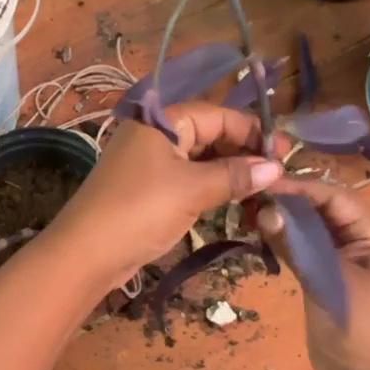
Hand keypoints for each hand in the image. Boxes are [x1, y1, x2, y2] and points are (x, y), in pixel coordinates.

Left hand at [44, 102, 284, 287]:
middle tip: (277, 175)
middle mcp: (155, 135)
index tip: (283, 153)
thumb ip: (235, 175)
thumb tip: (276, 167)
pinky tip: (236, 201)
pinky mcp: (148, 190)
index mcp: (162, 122)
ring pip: (200, 159)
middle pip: (209, 134)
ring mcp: (149, 164)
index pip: (217, 115)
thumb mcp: (192, 190)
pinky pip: (188, 180)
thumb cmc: (140, 211)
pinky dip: (212, 188)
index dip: (251, 131)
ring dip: (231, 172)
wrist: (86, 254)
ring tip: (264, 190)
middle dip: (243, 152)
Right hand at [255, 177, 369, 369]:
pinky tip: (260, 238)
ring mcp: (347, 260)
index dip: (296, 188)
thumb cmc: (366, 332)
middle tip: (245, 198)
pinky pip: (308, 250)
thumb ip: (299, 245)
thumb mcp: (331, 283)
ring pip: (312, 229)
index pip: (333, 195)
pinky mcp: (331, 279)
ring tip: (246, 214)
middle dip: (287, 202)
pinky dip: (286, 243)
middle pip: (322, 208)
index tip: (258, 184)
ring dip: (284, 222)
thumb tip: (264, 210)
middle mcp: (364, 239)